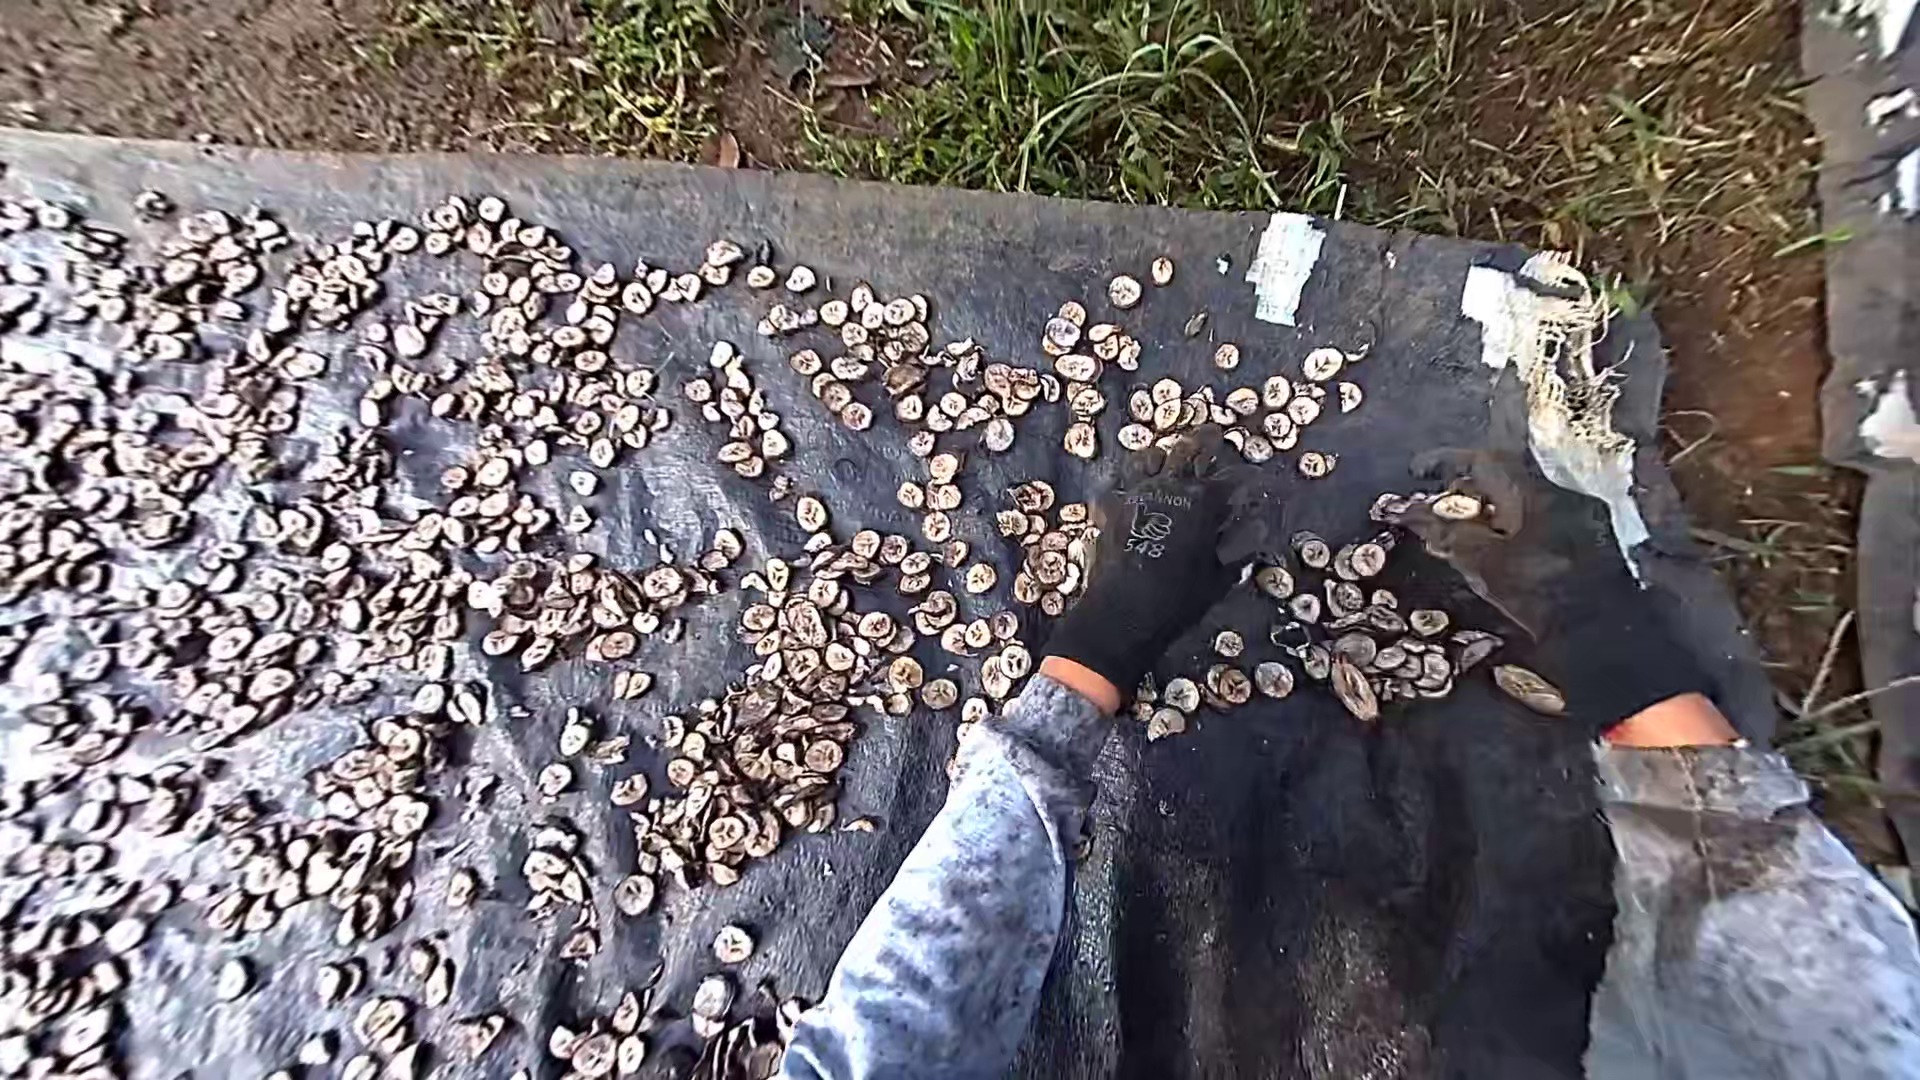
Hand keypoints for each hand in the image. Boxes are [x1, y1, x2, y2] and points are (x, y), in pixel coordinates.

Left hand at [1045, 425, 1245, 705]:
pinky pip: (1121, 478)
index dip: (1251, 477)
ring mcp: (1134, 493)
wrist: (1120, 614)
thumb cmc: (1176, 600)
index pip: (1235, 477)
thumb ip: (1238, 545)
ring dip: (1166, 455)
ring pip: (1151, 456)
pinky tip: (1139, 482)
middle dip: (1208, 442)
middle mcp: (1167, 487)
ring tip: (1174, 459)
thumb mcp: (1219, 577)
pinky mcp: (1109, 505)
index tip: (1259, 479)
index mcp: (1201, 502)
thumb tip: (1256, 526)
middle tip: (1215, 440)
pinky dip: (1134, 475)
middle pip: (1191, 448)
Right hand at [1381, 445, 1716, 735]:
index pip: (1484, 461)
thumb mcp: (1481, 561)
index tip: (1415, 471)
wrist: (1607, 635)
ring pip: (1519, 497)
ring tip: (1455, 522)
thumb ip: (1442, 531)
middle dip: (1463, 484)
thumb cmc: (1541, 593)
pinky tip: (1490, 542)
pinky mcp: (1587, 539)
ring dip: (1484, 504)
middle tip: (1432, 499)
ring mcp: (1581, 517)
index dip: (1444, 462)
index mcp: (1538, 494)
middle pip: (1504, 476)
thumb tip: (1403, 510)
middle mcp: (1564, 496)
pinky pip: (1535, 515)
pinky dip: (1504, 520)